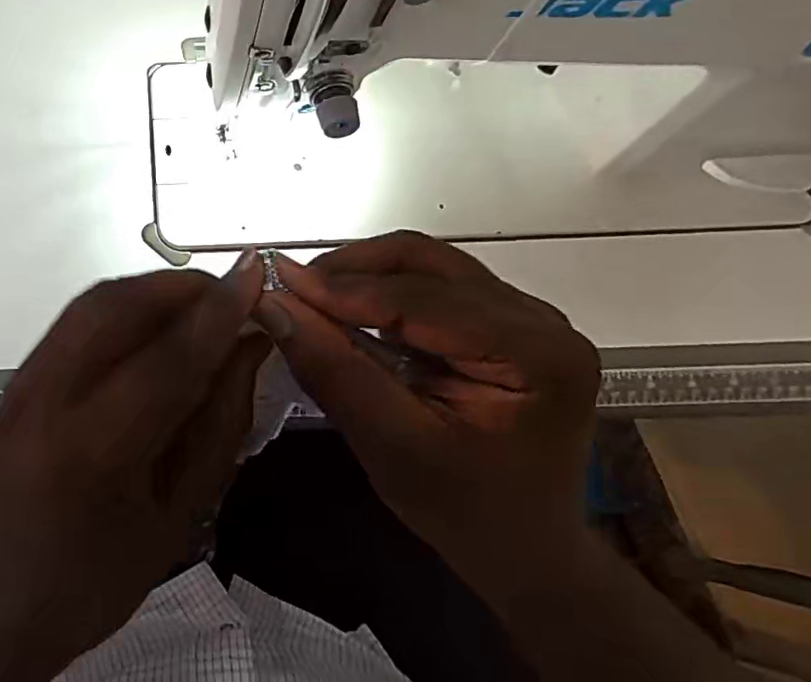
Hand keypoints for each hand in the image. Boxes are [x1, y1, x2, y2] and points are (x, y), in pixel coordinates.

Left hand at [0, 257, 270, 665]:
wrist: (0, 589)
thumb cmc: (97, 576)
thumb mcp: (178, 515)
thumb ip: (218, 423)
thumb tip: (248, 347)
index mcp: (91, 448)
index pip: (167, 360)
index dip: (218, 312)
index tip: (255, 275)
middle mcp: (47, 396)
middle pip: (118, 308)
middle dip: (181, 287)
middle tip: (232, 293)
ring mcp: (25, 378)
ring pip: (93, 301)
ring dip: (152, 289)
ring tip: (201, 303)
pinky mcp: (20, 371)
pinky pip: (76, 317)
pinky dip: (123, 304)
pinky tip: (155, 320)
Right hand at [257, 232, 600, 571]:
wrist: (521, 547)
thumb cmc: (466, 510)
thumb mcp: (392, 446)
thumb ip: (335, 371)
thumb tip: (274, 305)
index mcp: (536, 353)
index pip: (419, 300)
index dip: (341, 289)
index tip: (276, 283)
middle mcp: (536, 319)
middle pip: (423, 262)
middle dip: (348, 272)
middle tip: (291, 291)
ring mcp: (518, 314)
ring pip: (420, 263)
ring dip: (357, 275)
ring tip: (309, 300)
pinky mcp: (493, 318)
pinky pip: (423, 281)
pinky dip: (373, 289)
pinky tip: (342, 312)